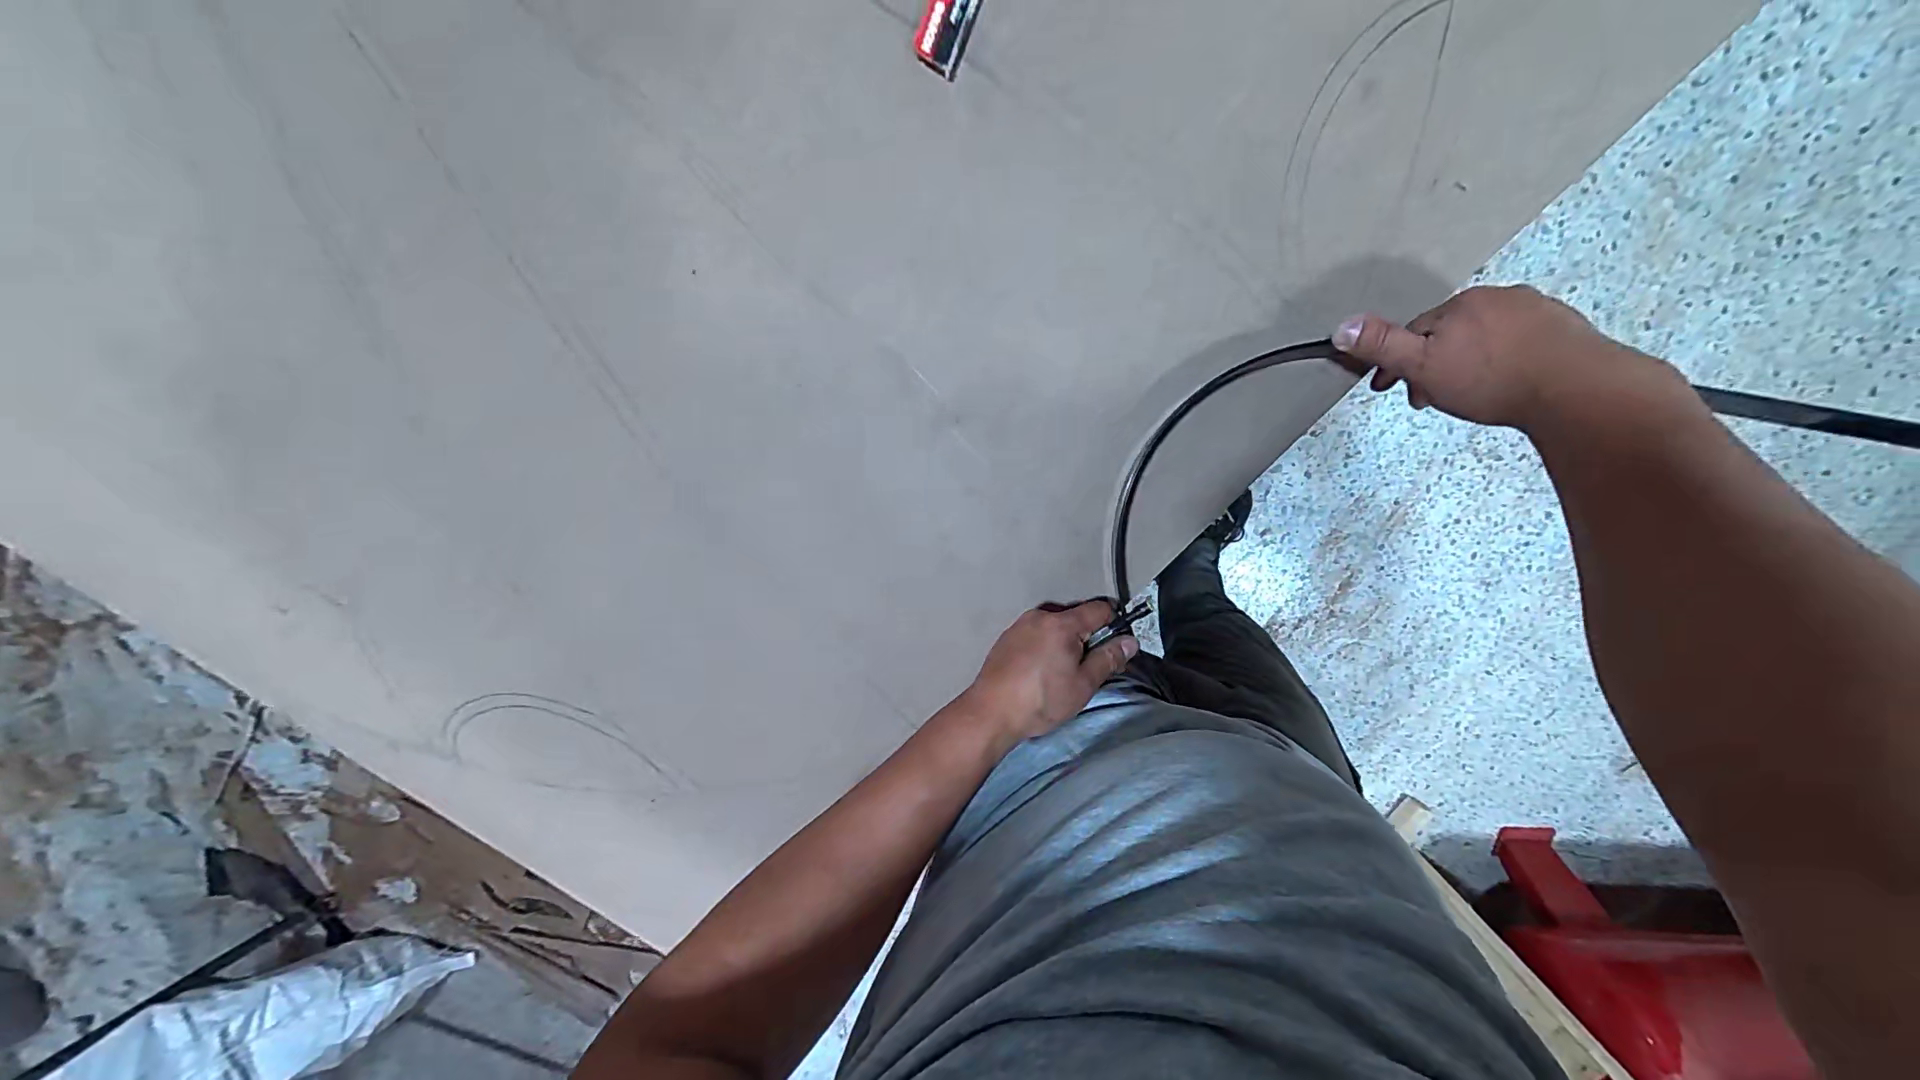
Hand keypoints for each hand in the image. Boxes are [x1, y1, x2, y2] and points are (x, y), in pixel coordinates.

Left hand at [961, 600, 1138, 742]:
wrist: (991, 712)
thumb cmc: (1039, 701)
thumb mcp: (1083, 684)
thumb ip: (1108, 659)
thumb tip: (1129, 643)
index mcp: (1061, 624)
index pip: (1100, 609)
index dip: (1115, 623)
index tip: (1117, 643)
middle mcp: (1039, 617)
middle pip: (1075, 616)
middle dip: (1086, 636)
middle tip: (1087, 666)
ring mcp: (1020, 626)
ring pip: (1054, 625)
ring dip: (1064, 641)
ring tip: (1061, 672)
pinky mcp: (1006, 638)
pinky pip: (1035, 633)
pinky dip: (1044, 645)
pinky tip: (1041, 671)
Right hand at [1331, 285, 1665, 430]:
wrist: (1574, 390)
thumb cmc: (1494, 380)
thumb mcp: (1420, 364)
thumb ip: (1380, 344)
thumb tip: (1343, 327)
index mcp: (1461, 305)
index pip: (1413, 330)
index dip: (1396, 361)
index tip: (1389, 386)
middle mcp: (1498, 298)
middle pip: (1448, 332)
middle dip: (1433, 363)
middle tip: (1429, 397)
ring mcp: (1535, 311)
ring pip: (1483, 337)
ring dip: (1468, 362)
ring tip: (1469, 394)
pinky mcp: (1562, 329)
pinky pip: (1519, 343)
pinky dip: (1504, 361)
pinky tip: (1504, 383)